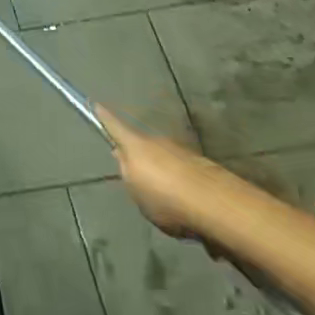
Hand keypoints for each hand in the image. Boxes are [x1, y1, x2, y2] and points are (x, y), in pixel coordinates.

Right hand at [98, 104, 233, 237]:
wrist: (218, 206)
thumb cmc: (167, 199)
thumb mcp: (136, 192)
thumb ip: (128, 174)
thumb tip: (124, 159)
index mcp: (135, 146)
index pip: (114, 126)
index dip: (103, 116)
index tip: (95, 103)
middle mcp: (158, 142)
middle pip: (143, 146)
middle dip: (141, 158)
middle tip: (141, 180)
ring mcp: (182, 151)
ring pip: (166, 160)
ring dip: (166, 175)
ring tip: (170, 204)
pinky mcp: (204, 166)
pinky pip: (186, 174)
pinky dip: (184, 187)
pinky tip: (189, 210)